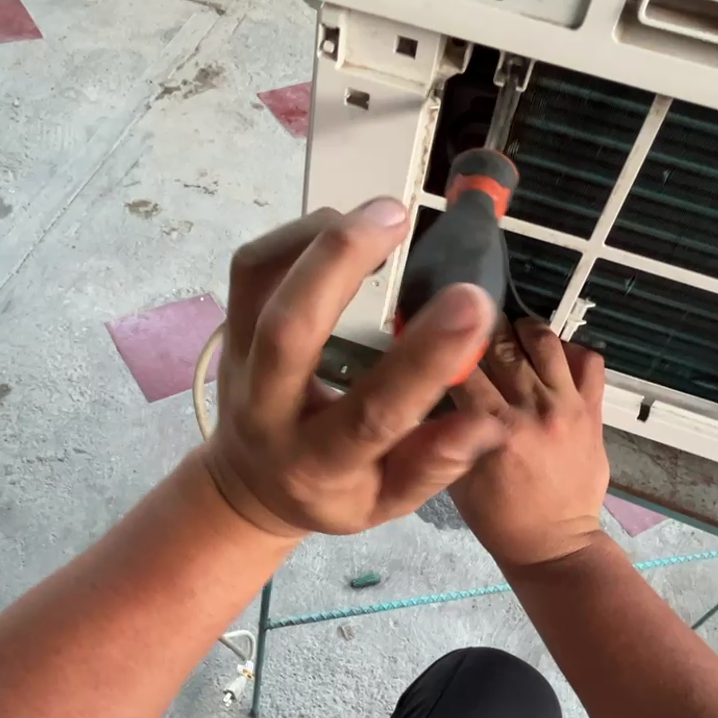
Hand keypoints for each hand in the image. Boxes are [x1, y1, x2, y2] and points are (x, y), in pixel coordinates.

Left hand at [203, 200, 508, 538]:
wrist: (250, 485)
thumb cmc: (330, 491)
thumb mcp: (384, 501)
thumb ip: (432, 466)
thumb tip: (486, 422)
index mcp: (317, 461)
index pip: (371, 412)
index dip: (423, 359)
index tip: (473, 304)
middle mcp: (268, 409)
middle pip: (289, 328)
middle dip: (340, 263)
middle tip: (399, 217)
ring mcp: (241, 363)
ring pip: (257, 284)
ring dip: (316, 238)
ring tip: (381, 216)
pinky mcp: (232, 330)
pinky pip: (251, 267)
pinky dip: (295, 235)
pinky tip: (341, 228)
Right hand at [448, 316, 610, 571]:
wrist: (554, 544)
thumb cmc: (498, 517)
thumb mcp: (455, 480)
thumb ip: (446, 435)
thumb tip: (434, 391)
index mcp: (493, 428)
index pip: (463, 368)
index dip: (448, 351)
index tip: (440, 343)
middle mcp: (532, 409)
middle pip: (502, 345)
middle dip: (481, 331)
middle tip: (471, 329)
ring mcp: (568, 407)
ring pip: (545, 342)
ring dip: (524, 330)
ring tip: (512, 333)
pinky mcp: (593, 412)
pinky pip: (589, 363)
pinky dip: (571, 350)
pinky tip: (553, 357)